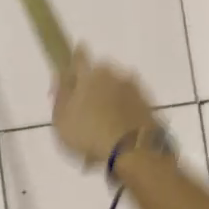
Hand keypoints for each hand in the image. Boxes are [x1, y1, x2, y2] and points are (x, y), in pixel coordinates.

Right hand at [52, 47, 158, 164]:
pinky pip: (129, 106)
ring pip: (115, 92)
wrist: (134, 151)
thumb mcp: (60, 120)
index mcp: (90, 73)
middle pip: (99, 75)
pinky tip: (113, 137)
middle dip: (91, 89)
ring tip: (98, 131)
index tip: (66, 80)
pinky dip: (121, 116)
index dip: (70, 66)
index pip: (78, 56)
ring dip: (107, 105)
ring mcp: (136, 88)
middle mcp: (116, 73)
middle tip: (81, 113)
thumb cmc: (89, 134)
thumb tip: (59, 78)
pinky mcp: (150, 104)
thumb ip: (59, 97)